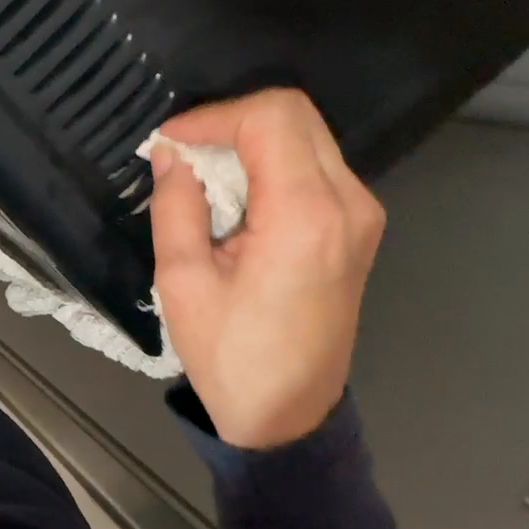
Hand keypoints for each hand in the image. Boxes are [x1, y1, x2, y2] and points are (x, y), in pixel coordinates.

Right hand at [147, 89, 385, 448]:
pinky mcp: (357, 227)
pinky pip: (314, 168)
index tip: (166, 143)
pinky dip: (269, 166)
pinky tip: (232, 198)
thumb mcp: (183, 282)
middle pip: (296, 116)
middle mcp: (348, 202)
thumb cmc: (229, 355)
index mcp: (305, 216)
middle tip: (180, 154)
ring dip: (249, 143)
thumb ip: (177, 208)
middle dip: (230, 123)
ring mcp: (361, 214)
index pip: (271, 119)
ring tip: (199, 177)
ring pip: (307, 137)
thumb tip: (172, 156)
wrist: (286, 413)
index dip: (212, 117)